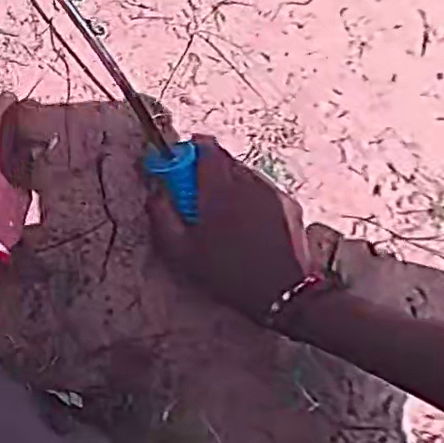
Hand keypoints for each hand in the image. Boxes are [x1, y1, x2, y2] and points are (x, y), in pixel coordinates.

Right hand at [145, 135, 316, 319]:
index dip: (187, 150)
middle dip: (203, 167)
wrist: (285, 293)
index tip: (175, 163)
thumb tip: (155, 191)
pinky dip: (245, 194)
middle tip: (191, 191)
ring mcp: (272, 193)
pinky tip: (241, 220)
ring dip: (225, 181)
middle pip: (223, 158)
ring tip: (217, 209)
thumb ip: (162, 214)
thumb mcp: (180, 250)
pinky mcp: (289, 205)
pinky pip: (259, 188)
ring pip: (242, 172)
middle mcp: (248, 184)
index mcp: (219, 191)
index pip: (205, 149)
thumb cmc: (226, 272)